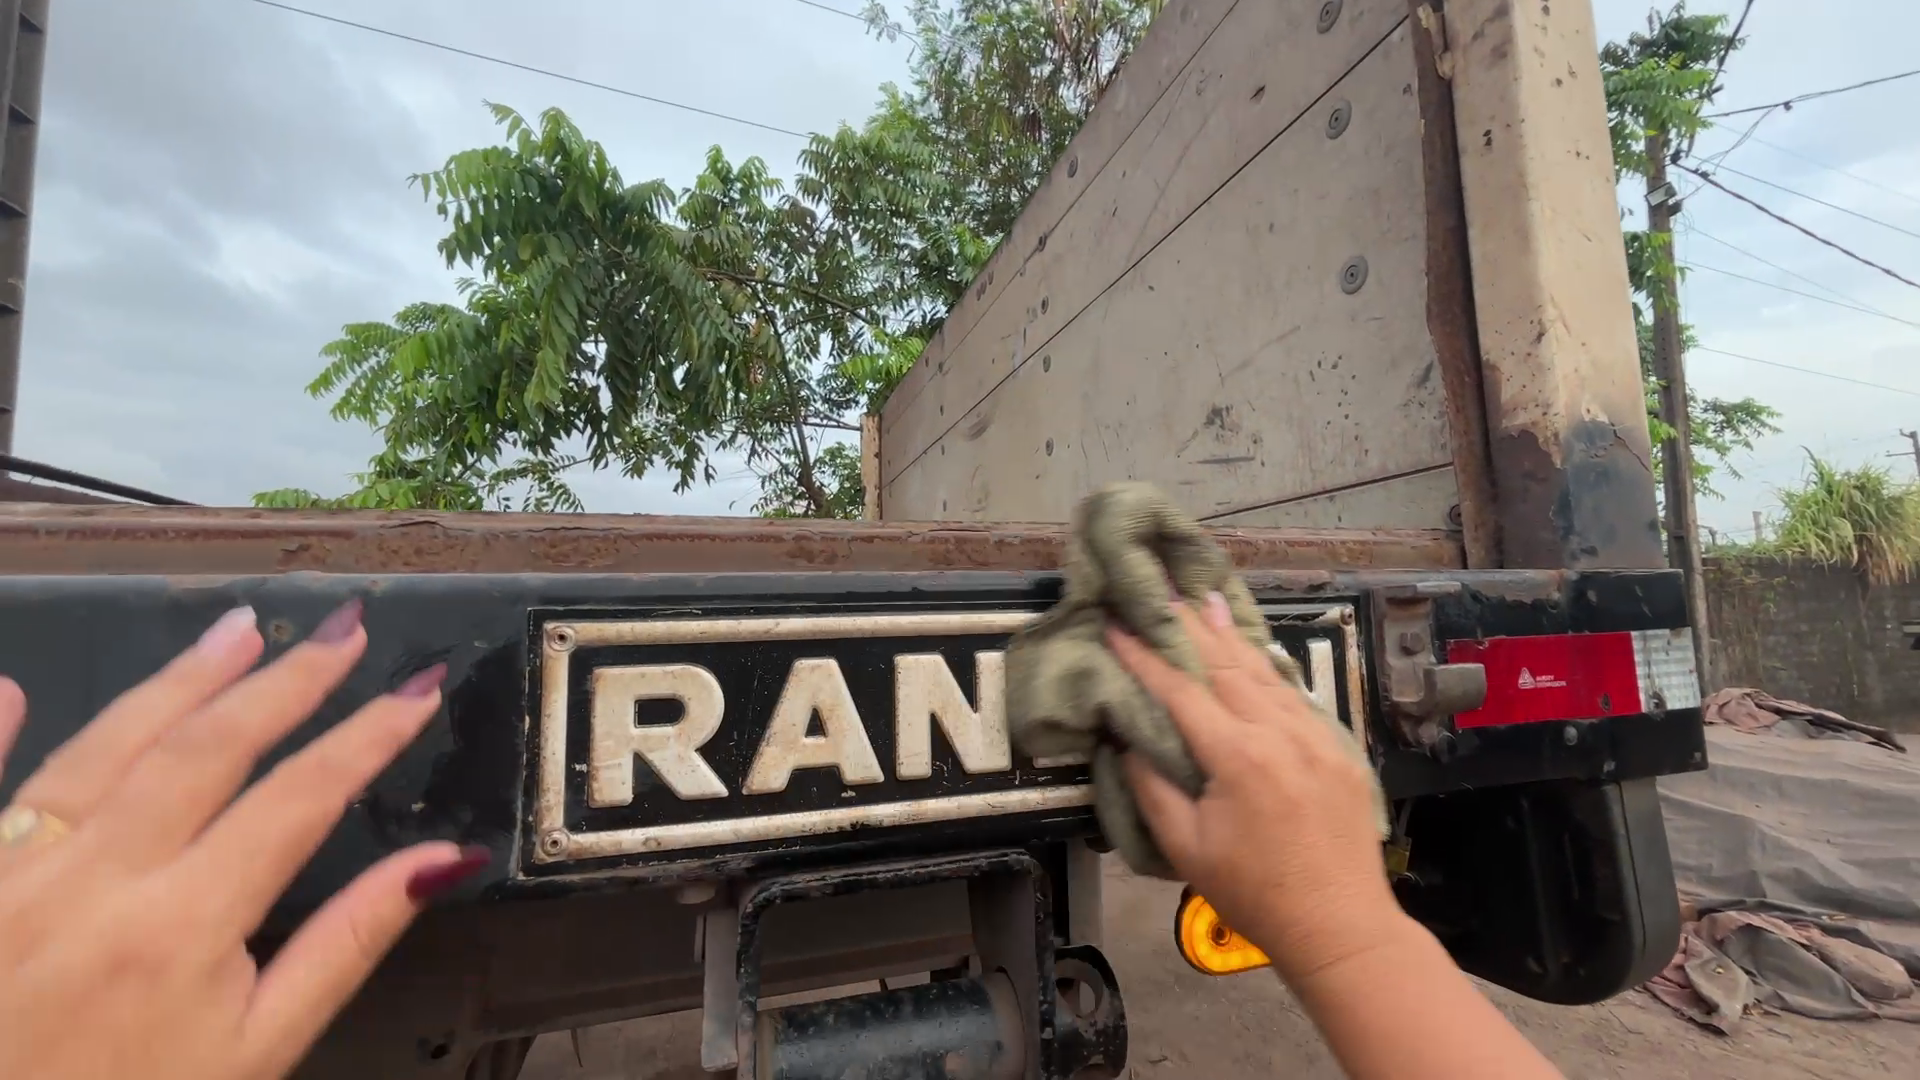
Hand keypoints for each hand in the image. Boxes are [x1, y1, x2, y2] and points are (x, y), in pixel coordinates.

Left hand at [0, 600, 488, 1079]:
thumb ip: (347, 943)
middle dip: (290, 680)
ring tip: (242, 628)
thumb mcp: (255, 1051)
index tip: (422, 687)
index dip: (372, 732)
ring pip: (100, 752)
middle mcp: (85, 884)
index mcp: (181, 923)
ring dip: (181, 681)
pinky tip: (10, 685)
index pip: (303, 794)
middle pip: (207, 748)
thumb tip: (448, 858)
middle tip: (345, 628)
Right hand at [1108, 593, 1407, 983]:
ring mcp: (1313, 734)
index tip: (1115, 627)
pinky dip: (1264, 662)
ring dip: (1227, 633)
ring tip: (1203, 598)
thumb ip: (1150, 786)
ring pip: (1262, 669)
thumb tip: (1127, 737)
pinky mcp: (1335, 745)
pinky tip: (1251, 645)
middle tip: (1158, 593)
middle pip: (1224, 664)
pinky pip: (1291, 691)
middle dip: (1185, 626)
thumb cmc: (1252, 892)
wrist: (1341, 927)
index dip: (1142, 657)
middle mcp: (1278, 731)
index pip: (1179, 690)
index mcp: (1237, 756)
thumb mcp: (1184, 848)